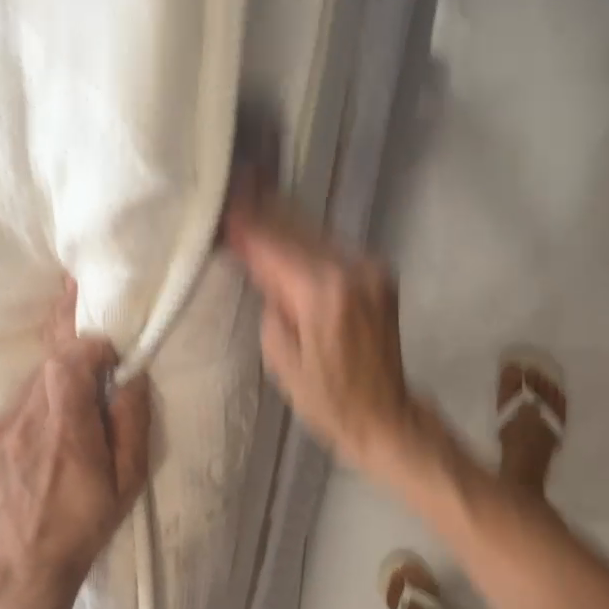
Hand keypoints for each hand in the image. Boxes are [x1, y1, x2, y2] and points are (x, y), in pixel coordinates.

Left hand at [0, 279, 151, 602]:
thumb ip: (131, 422)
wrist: (30, 558)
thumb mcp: (130, 477)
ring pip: (35, 378)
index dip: (88, 343)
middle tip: (86, 314)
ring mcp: (1, 428)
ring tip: (80, 387)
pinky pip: (21, 399)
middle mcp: (27, 422)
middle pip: (49, 361)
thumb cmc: (90, 518)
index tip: (110, 348)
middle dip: (74, 344)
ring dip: (60, 375)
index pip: (67, 362)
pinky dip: (43, 396)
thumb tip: (131, 376)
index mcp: (67, 433)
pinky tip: (56, 418)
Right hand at [225, 210, 418, 470]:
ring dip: (286, 226)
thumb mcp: (282, 356)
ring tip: (255, 206)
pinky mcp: (380, 275)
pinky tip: (287, 237)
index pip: (274, 249)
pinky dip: (309, 243)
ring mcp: (371, 270)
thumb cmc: (327, 400)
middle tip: (236, 194)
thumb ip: (272, 301)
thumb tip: (261, 263)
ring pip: (318, 236)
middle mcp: (352, 271)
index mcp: (324, 293)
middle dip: (265, 217)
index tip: (223, 209)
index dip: (246, 229)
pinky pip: (335, 249)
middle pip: (298, 233)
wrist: (384, 415)